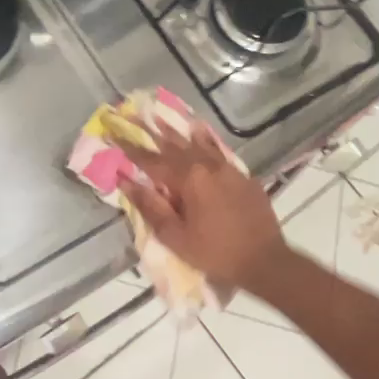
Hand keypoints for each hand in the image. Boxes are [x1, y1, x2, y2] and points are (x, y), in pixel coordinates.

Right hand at [115, 122, 287, 290]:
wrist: (266, 262)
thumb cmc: (214, 253)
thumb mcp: (174, 236)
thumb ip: (150, 206)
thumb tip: (126, 181)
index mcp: (189, 179)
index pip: (151, 160)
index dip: (129, 147)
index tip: (112, 132)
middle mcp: (208, 166)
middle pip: (174, 145)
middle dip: (151, 132)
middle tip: (133, 116)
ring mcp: (229, 169)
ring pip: (197, 144)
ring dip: (176, 132)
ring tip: (161, 118)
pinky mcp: (244, 177)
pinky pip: (217, 152)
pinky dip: (203, 141)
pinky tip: (199, 133)